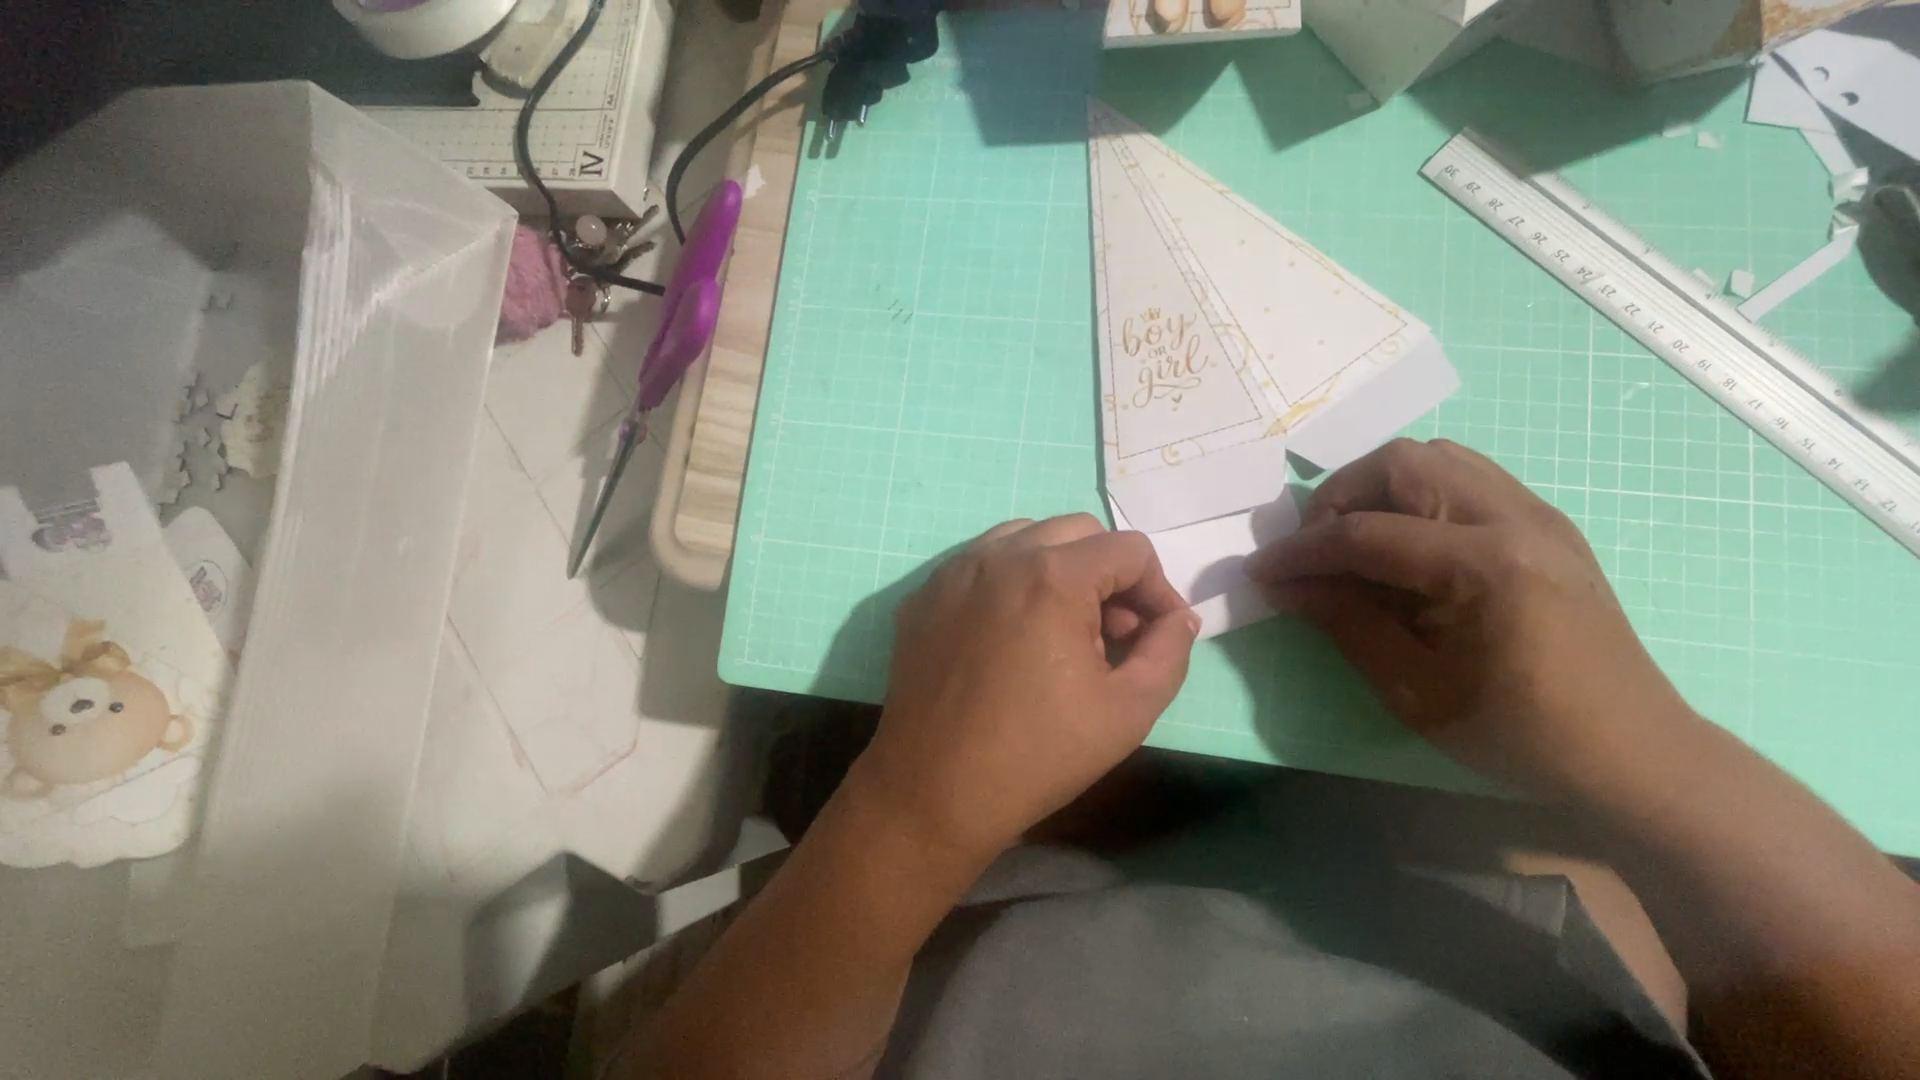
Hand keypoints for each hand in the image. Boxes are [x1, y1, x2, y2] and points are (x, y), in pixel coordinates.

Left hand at [853, 514, 1199, 865]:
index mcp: (1052, 576)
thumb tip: (1179, 618)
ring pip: (1024, 539)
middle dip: (1109, 575)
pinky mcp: (922, 596)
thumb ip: (1168, 652)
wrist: (933, 790)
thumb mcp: (1128, 711)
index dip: (1157, 590)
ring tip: (1063, 631)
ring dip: (1058, 571)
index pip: (1129, 550)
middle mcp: (999, 556)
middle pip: (1077, 533)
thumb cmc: (1038, 754)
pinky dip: (1010, 584)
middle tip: (1113, 635)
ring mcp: (952, 572)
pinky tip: (1011, 638)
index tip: (1158, 635)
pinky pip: (979, 566)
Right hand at [1246, 438, 1698, 800]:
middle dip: (1340, 498)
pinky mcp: (1546, 524)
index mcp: (1486, 566)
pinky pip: (1466, 477)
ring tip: (1357, 544)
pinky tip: (1406, 547)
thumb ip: (1344, 623)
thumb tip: (1283, 584)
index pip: (1366, 534)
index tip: (1261, 572)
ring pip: (1435, 457)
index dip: (1301, 552)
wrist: (1632, 753)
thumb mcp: (1414, 690)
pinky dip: (1418, 496)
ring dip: (1379, 489)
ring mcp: (1538, 514)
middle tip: (1316, 551)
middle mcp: (1516, 519)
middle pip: (1401, 463)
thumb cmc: (1517, 734)